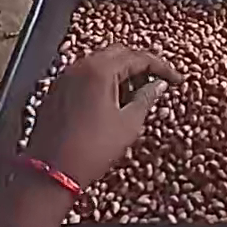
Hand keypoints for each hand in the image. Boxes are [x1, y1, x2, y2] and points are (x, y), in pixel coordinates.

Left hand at [23, 46, 182, 194]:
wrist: (51, 173)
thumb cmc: (92, 148)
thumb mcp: (128, 123)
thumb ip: (146, 98)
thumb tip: (158, 85)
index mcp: (99, 70)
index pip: (137, 57)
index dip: (161, 67)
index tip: (175, 79)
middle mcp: (80, 68)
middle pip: (118, 54)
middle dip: (140, 65)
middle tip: (157, 82)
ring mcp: (65, 78)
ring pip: (100, 63)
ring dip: (121, 73)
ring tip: (137, 93)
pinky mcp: (57, 92)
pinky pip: (85, 76)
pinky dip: (103, 81)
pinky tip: (114, 100)